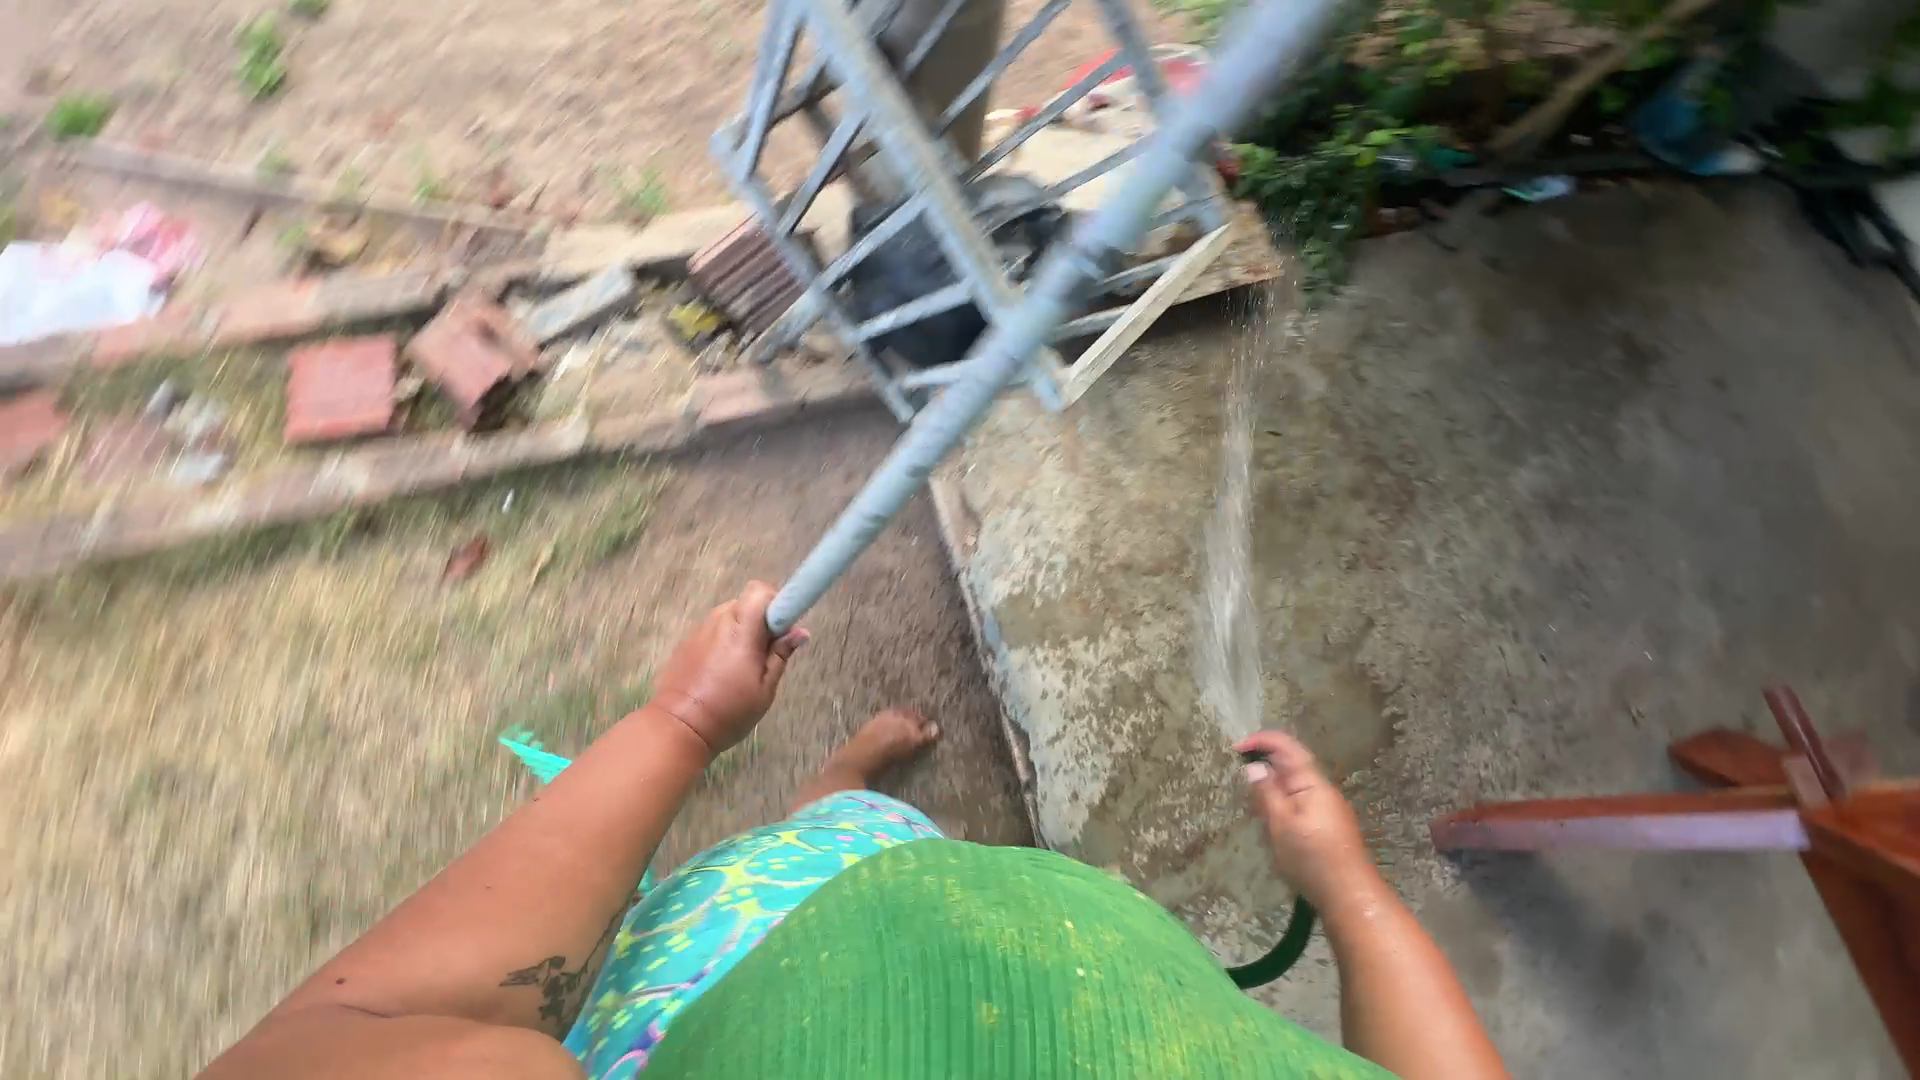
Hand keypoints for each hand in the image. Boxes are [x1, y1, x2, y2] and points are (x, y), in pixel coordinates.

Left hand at [652, 581, 809, 755]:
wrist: (678, 728)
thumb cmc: (729, 711)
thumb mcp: (765, 689)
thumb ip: (781, 654)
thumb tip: (800, 632)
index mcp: (741, 630)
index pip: (760, 591)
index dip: (775, 602)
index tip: (782, 628)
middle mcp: (718, 622)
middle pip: (745, 602)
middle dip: (760, 619)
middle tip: (766, 652)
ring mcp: (698, 631)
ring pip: (728, 616)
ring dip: (741, 630)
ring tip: (742, 664)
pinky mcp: (685, 643)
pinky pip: (712, 630)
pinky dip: (723, 640)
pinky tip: (721, 670)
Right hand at [1237, 731, 1379, 910]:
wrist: (1350, 898)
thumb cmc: (1313, 858)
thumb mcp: (1281, 824)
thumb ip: (1267, 793)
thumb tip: (1254, 766)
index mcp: (1313, 784)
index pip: (1287, 748)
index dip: (1261, 741)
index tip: (1236, 749)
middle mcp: (1322, 791)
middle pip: (1290, 767)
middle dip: (1264, 773)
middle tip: (1244, 791)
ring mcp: (1327, 809)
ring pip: (1293, 788)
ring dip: (1272, 793)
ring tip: (1258, 816)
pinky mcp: (1326, 826)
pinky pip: (1298, 805)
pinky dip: (1281, 808)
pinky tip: (1274, 830)